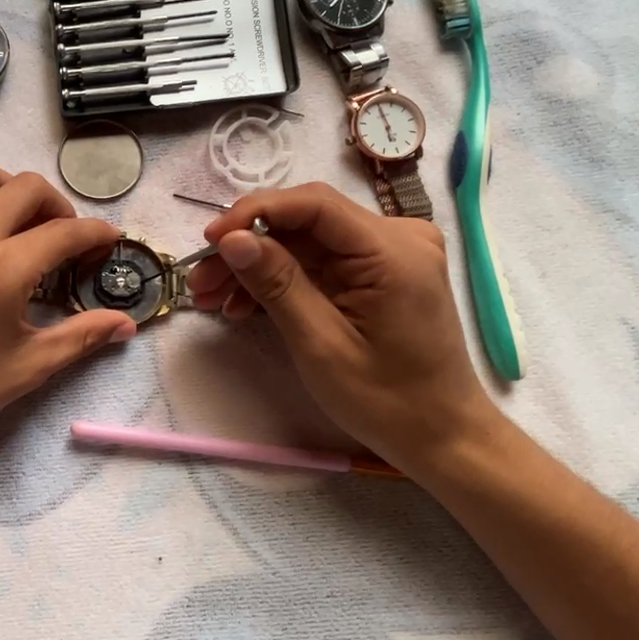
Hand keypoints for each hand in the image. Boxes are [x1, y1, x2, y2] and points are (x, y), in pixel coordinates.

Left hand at [0, 160, 135, 473]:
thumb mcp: (29, 366)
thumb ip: (82, 336)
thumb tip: (126, 324)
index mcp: (2, 270)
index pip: (64, 231)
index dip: (97, 233)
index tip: (109, 241)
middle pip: (26, 186)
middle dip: (57, 204)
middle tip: (63, 237)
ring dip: (6, 188)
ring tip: (16, 223)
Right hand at [184, 183, 499, 470]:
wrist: (439, 435)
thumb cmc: (384, 398)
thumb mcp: (320, 343)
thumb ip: (277, 283)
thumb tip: (231, 239)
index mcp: (393, 251)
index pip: (313, 204)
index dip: (253, 213)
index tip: (208, 241)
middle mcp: (396, 237)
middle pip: (302, 222)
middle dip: (245, 247)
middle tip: (199, 282)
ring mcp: (388, 253)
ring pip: (302, 242)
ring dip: (254, 266)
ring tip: (211, 300)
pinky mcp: (376, 271)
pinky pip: (316, 262)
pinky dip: (277, 280)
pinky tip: (243, 306)